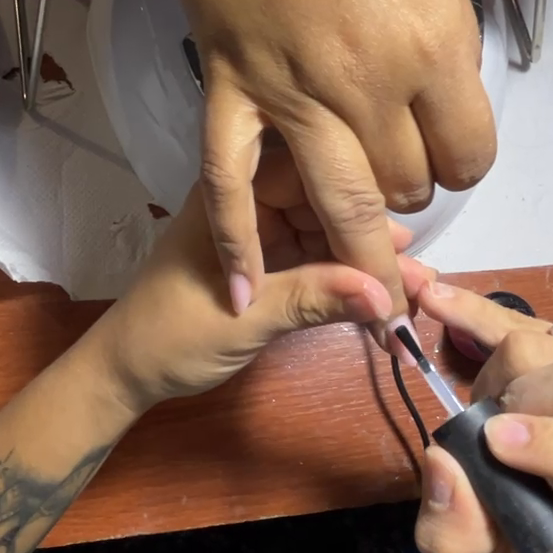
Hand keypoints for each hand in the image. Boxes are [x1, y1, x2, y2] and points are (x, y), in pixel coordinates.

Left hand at [86, 179, 408, 413]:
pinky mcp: (269, 267)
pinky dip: (347, 286)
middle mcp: (252, 206)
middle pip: (324, 212)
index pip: (308, 182)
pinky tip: (386, 298)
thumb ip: (313, 299)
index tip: (405, 239)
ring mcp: (262, 237)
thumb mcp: (244, 317)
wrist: (129, 370)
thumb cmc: (171, 333)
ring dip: (367, 269)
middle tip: (424, 273)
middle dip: (372, 245)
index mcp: (233, 196)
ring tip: (420, 290)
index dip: (357, 208)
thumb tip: (384, 294)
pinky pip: (317, 267)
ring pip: (327, 241)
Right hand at [143, 0, 495, 314]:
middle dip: (414, 191)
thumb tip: (434, 77)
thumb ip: (437, 27)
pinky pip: (229, 187)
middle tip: (404, 179)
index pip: (468, 147)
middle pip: (407, 182)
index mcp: (432, 41)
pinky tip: (245, 294)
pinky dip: (238, 246)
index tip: (450, 147)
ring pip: (338, 203)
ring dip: (357, 238)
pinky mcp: (226, 91)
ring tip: (363, 263)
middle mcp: (367, 84)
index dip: (464, 157)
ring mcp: (291, 95)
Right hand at [402, 266, 552, 552]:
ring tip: (485, 414)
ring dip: (494, 376)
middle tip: (485, 440)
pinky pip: (521, 319)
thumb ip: (464, 533)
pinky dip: (473, 311)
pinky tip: (434, 300)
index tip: (496, 442)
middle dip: (515, 402)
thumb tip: (441, 462)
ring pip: (546, 343)